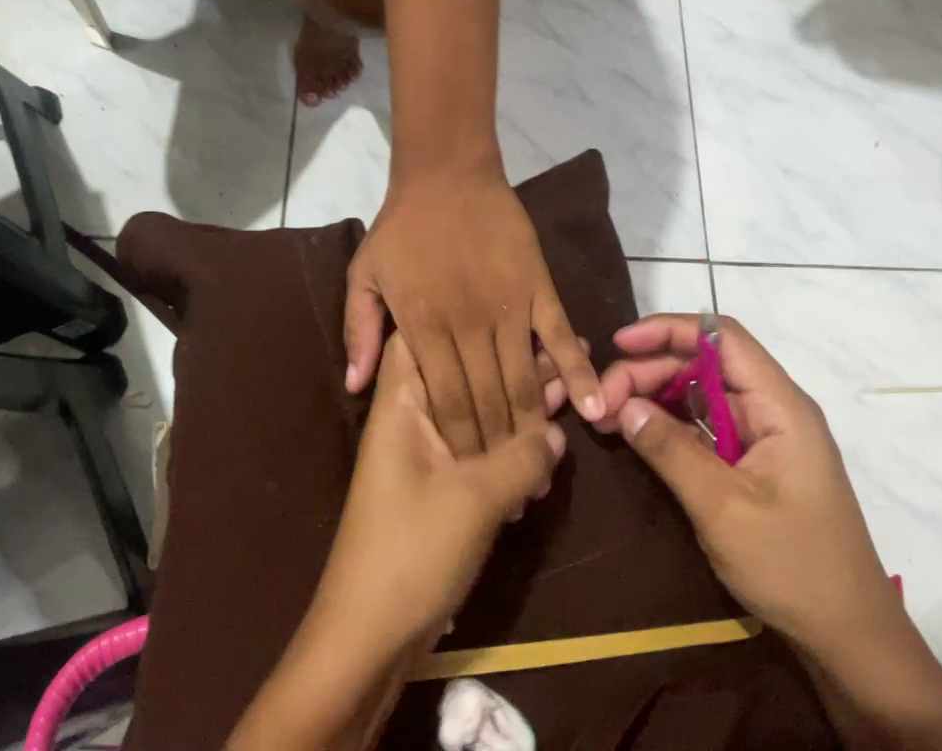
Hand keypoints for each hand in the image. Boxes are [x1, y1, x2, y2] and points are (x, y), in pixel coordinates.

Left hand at [314, 334, 567, 650]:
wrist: (369, 635)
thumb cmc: (412, 551)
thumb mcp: (475, 499)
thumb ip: (521, 457)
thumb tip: (556, 432)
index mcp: (402, 407)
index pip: (421, 339)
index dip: (463, 319)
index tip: (514, 307)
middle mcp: (412, 424)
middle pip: (464, 379)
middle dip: (512, 365)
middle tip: (572, 352)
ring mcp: (426, 462)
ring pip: (477, 418)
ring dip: (519, 409)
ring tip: (572, 388)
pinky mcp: (440, 495)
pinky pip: (479, 458)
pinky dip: (511, 451)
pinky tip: (550, 447)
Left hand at [344, 168, 600, 453]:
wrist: (446, 174)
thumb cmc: (401, 229)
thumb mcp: (364, 276)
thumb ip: (360, 331)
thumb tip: (354, 385)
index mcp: (423, 327)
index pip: (447, 402)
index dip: (462, 445)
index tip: (472, 481)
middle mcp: (468, 326)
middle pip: (487, 401)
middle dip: (500, 451)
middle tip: (516, 492)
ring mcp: (508, 308)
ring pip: (524, 380)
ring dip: (535, 427)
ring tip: (546, 468)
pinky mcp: (538, 289)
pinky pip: (560, 337)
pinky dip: (578, 373)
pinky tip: (596, 408)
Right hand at [597, 314, 901, 653]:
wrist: (846, 635)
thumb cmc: (792, 565)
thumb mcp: (723, 507)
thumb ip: (671, 450)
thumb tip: (623, 403)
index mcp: (780, 407)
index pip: (722, 339)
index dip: (669, 330)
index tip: (618, 345)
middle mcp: (772, 411)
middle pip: (703, 365)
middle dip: (648, 372)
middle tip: (600, 401)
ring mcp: (762, 439)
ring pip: (698, 395)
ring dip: (652, 398)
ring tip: (606, 417)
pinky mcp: (750, 465)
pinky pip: (703, 428)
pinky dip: (666, 426)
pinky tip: (634, 435)